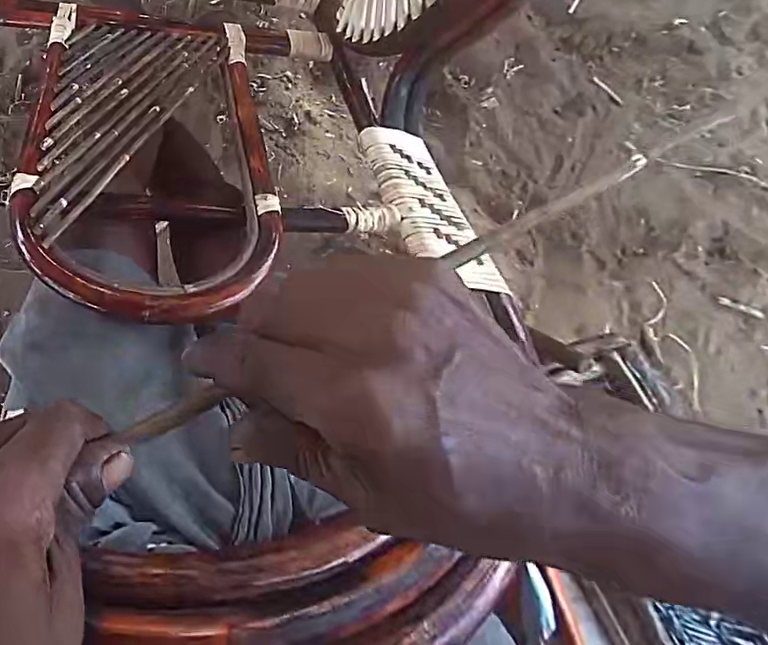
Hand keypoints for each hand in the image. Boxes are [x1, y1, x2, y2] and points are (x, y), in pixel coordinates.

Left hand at [0, 402, 132, 644]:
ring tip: (6, 531)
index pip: (57, 423)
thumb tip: (105, 462)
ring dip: (1, 469)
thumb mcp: (55, 614)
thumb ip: (77, 520)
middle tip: (62, 505)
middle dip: (46, 455)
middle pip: (16, 428)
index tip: (103, 454)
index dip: (90, 434)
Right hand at [184, 253, 591, 555]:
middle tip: (267, 366)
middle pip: (266, 309)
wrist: (570, 460)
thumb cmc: (465, 495)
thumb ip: (290, 449)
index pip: (254, 360)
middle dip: (252, 336)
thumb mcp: (369, 497)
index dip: (215, 360)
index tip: (198, 364)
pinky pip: (340, 271)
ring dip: (287, 314)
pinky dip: (329, 298)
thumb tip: (231, 428)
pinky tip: (354, 329)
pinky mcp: (421, 271)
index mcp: (360, 401)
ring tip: (311, 346)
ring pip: (297, 282)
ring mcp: (400, 293)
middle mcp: (374, 334)